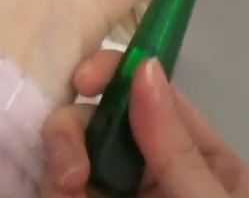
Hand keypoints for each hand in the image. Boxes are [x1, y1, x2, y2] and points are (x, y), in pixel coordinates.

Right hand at [41, 52, 248, 197]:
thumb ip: (176, 147)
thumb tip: (144, 64)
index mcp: (197, 157)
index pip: (146, 91)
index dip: (110, 74)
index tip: (81, 81)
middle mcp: (151, 172)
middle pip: (96, 121)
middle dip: (71, 135)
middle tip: (66, 175)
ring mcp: (115, 195)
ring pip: (68, 159)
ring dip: (57, 171)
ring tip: (63, 195)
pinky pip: (58, 189)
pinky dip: (50, 190)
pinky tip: (56, 197)